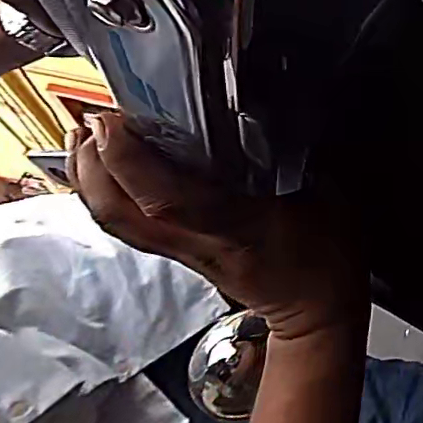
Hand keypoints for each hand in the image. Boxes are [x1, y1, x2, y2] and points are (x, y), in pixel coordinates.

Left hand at [71, 114, 365, 340]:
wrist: (315, 309)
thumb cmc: (330, 252)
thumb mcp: (334, 196)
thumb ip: (307, 157)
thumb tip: (286, 113)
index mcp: (238, 229)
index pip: (168, 201)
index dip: (131, 162)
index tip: (118, 119)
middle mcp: (198, 244)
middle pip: (121, 215)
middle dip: (94, 165)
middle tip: (94, 117)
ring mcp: (183, 254)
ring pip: (115, 223)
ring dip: (90, 180)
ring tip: (88, 136)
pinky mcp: (180, 255)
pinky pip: (127, 226)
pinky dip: (106, 195)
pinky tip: (108, 169)